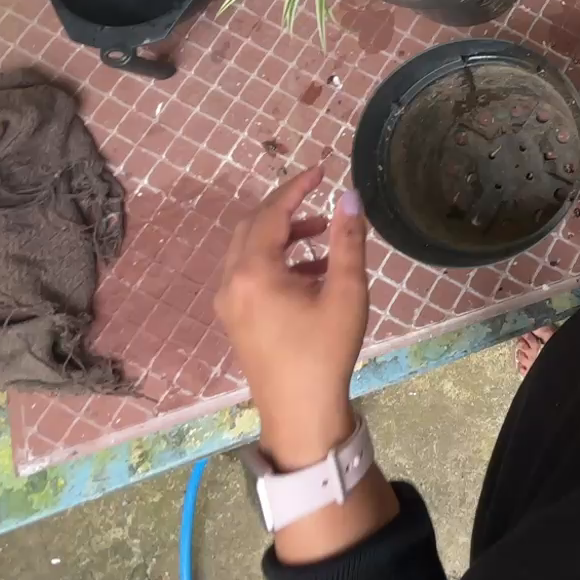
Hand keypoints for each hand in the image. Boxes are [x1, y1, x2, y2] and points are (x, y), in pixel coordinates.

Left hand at [216, 163, 397, 563]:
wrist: (301, 411)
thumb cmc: (326, 347)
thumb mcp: (347, 290)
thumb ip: (347, 239)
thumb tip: (349, 195)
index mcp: (254, 273)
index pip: (271, 213)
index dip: (297, 186)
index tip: (323, 168)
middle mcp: (232, 282)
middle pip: (252, 227)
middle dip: (287, 206)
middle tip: (320, 194)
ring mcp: (230, 303)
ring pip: (249, 250)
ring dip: (284, 232)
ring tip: (326, 233)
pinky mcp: (237, 318)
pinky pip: (251, 271)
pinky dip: (279, 256)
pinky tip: (314, 270)